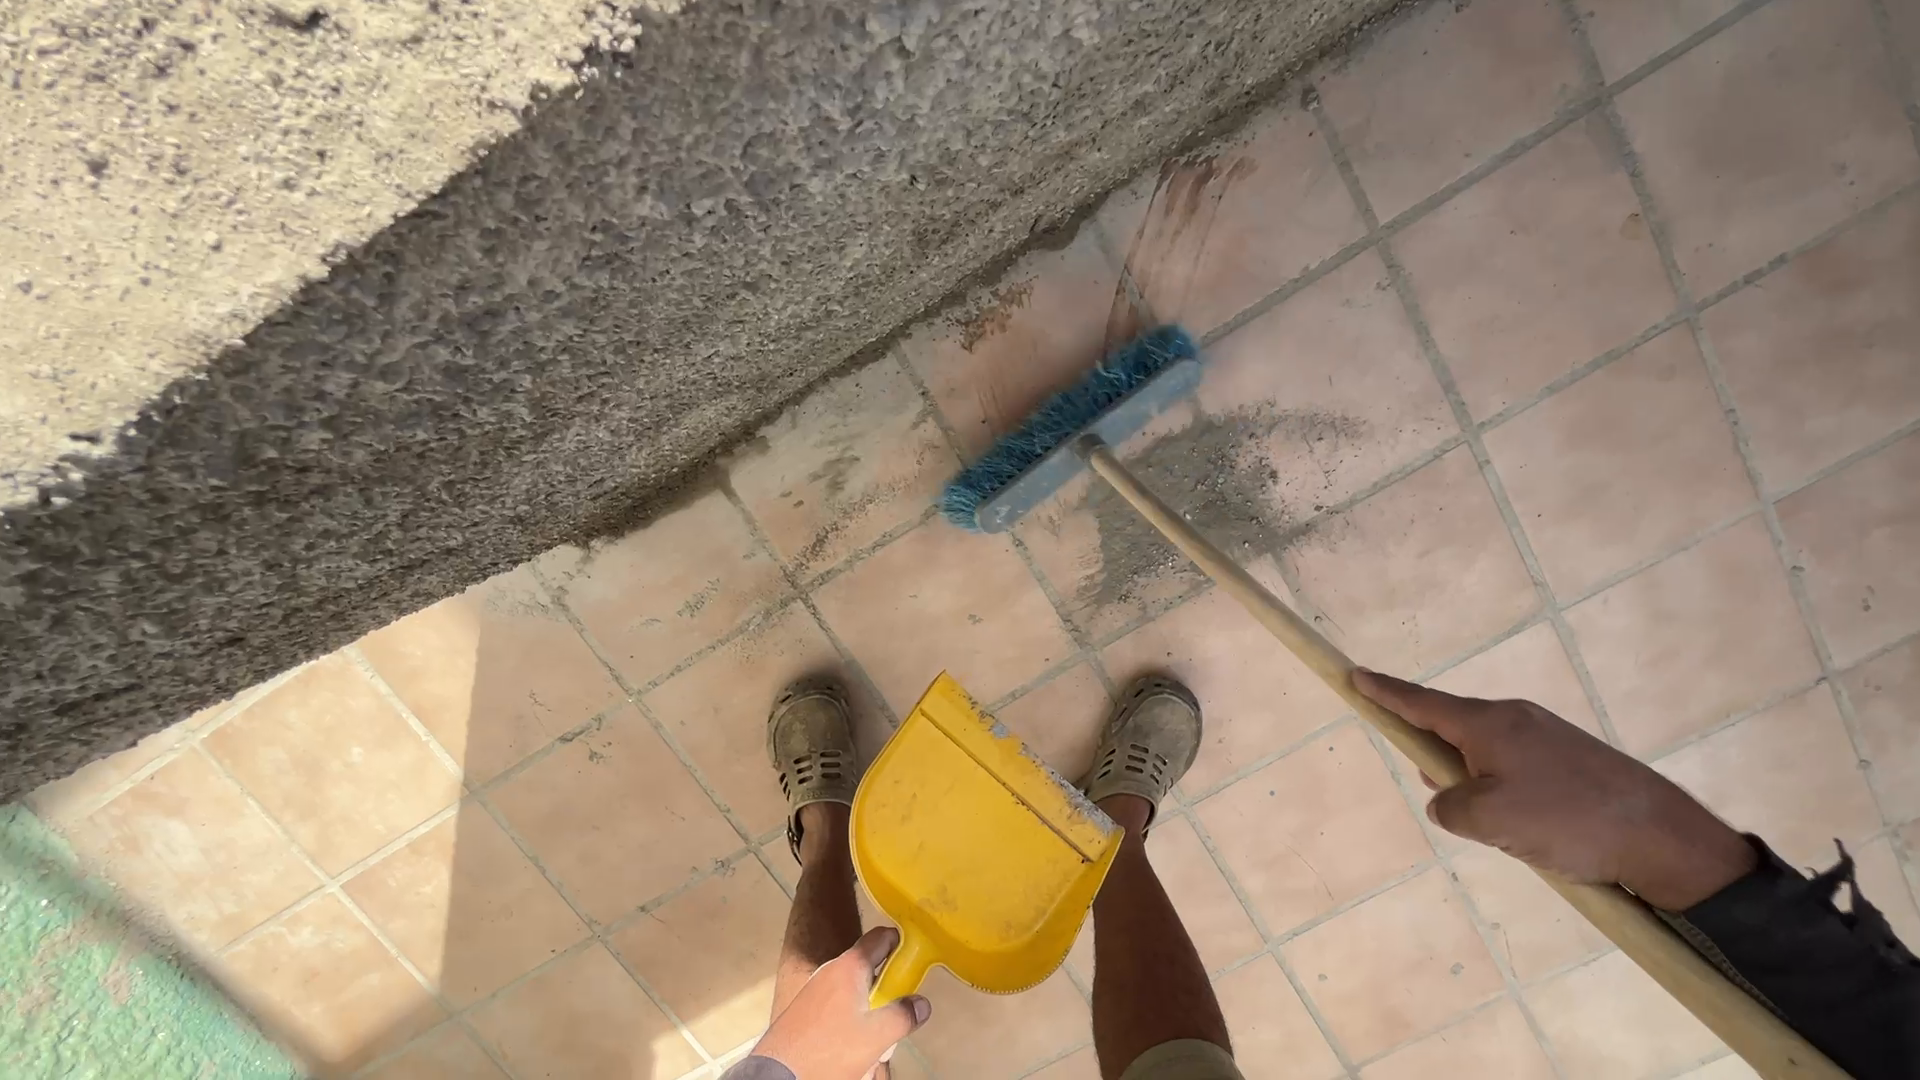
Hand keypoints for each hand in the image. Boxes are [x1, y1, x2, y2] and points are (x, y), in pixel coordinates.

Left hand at [753, 927, 931, 1079]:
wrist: (779, 1075)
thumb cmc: (830, 1049)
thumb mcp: (875, 1037)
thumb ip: (903, 1016)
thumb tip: (923, 1003)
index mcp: (850, 965)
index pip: (881, 937)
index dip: (901, 943)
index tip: (914, 961)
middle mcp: (831, 969)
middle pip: (869, 967)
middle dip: (886, 988)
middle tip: (896, 1011)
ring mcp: (815, 989)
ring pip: (853, 990)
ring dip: (868, 1009)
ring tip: (873, 1038)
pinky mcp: (804, 1010)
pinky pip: (837, 1005)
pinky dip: (849, 1019)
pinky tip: (850, 1047)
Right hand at [1353, 670, 1757, 909]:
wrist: (1669, 842)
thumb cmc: (1566, 822)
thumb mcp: (1486, 821)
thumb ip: (1447, 805)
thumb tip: (1449, 799)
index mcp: (1487, 723)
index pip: (1419, 702)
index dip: (1383, 691)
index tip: (1354, 674)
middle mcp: (1514, 718)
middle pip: (1451, 726)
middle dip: (1435, 754)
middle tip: (1442, 791)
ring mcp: (1547, 735)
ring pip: (1485, 750)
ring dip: (1473, 777)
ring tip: (1495, 822)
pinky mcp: (1572, 758)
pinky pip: (1515, 764)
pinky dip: (1502, 786)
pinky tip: (1524, 822)